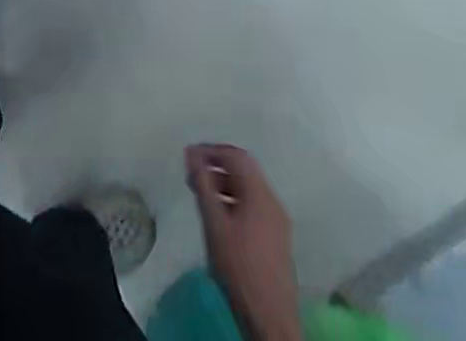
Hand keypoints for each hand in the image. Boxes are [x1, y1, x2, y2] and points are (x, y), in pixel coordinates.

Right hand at [187, 144, 302, 340]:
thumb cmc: (237, 265)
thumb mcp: (213, 222)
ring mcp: (277, 220)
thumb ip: (203, 185)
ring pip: (249, 188)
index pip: (236, 156)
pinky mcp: (276, 236)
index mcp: (260, 194)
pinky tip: (217, 214)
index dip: (211, 150)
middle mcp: (273, 202)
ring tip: (200, 192)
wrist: (269, 315)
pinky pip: (253, 204)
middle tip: (191, 172)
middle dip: (216, 164)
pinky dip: (233, 198)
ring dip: (224, 182)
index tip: (188, 155)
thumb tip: (192, 154)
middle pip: (245, 169)